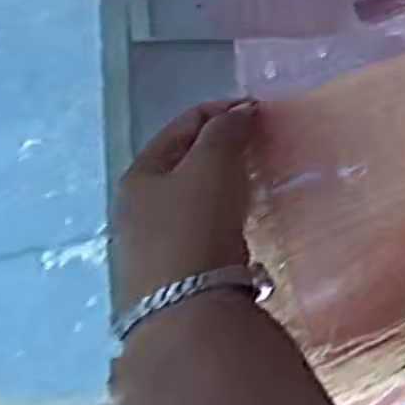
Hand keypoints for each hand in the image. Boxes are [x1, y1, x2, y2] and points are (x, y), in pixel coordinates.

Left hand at [114, 100, 259, 306]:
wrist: (186, 296)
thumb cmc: (196, 219)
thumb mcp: (214, 163)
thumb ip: (226, 129)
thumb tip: (241, 109)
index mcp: (143, 169)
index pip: (186, 121)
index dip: (225, 109)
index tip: (263, 110)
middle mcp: (139, 195)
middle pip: (190, 151)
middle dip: (228, 137)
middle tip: (265, 136)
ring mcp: (153, 225)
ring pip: (197, 179)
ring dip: (229, 166)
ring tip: (260, 165)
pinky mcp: (174, 248)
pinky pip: (204, 205)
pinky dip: (227, 192)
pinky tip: (245, 200)